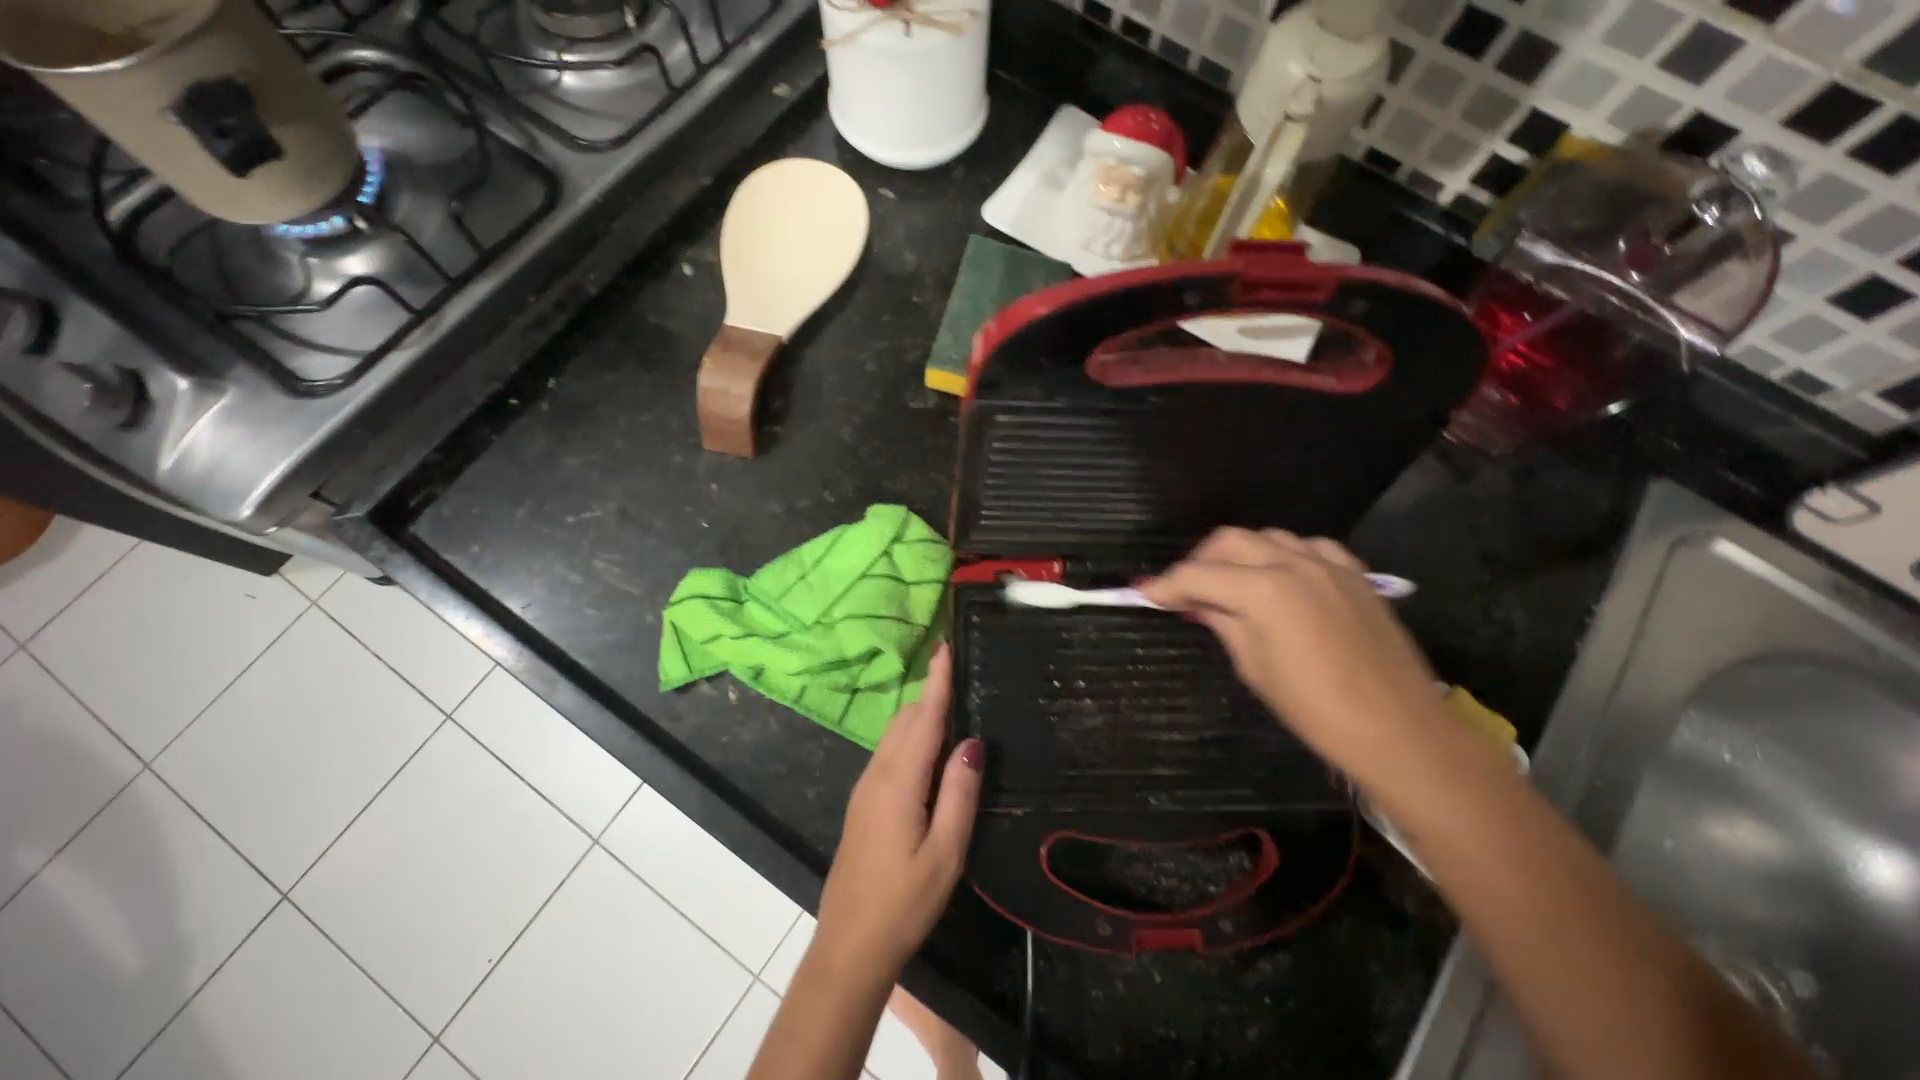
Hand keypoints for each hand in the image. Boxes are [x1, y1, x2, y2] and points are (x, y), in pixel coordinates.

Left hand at [816, 644, 983, 979]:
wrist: (851, 943)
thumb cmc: (904, 901)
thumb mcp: (946, 852)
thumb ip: (959, 793)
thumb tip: (972, 741)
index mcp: (898, 782)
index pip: (922, 718)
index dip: (937, 681)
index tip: (946, 644)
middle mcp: (877, 776)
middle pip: (905, 721)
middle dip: (930, 693)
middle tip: (962, 673)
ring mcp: (865, 790)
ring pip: (894, 737)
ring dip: (920, 715)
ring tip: (953, 703)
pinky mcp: (863, 806)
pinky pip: (890, 756)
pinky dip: (911, 738)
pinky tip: (930, 749)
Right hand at [1138, 528, 1444, 771]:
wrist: (1396, 727)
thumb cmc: (1315, 708)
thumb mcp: (1254, 668)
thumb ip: (1223, 624)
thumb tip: (1198, 605)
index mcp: (1263, 590)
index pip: (1198, 575)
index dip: (1166, 585)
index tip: (1146, 594)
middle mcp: (1293, 563)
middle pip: (1230, 541)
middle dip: (1200, 561)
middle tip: (1185, 591)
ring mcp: (1329, 564)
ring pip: (1270, 537)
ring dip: (1242, 555)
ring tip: (1231, 584)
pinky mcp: (1356, 574)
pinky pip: (1311, 548)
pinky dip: (1286, 556)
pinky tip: (1283, 579)